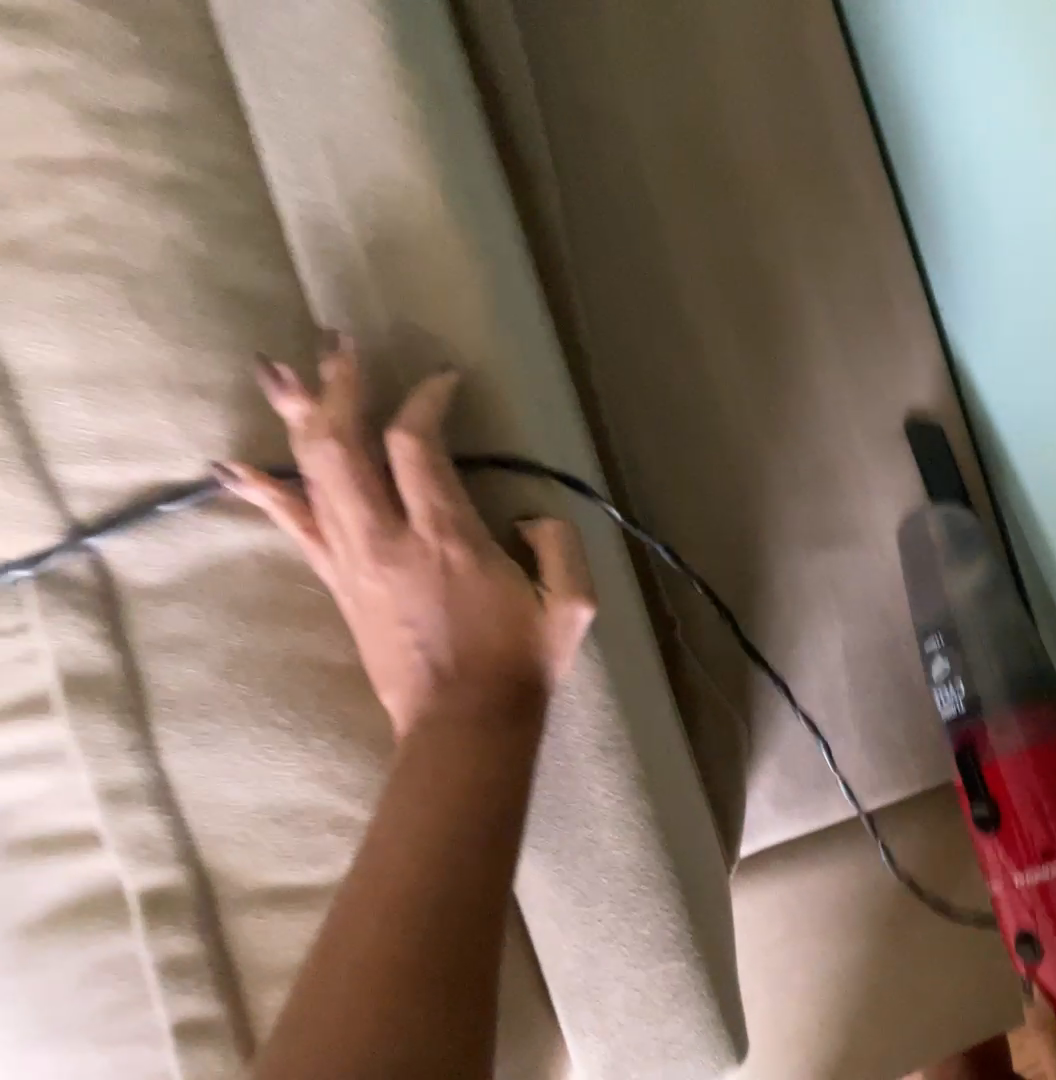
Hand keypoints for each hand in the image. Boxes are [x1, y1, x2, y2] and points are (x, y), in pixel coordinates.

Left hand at [218, 331, 596, 736]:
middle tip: (337, 344)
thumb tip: (524, 515)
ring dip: (297, 418)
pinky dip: (262, 490)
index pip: (417, 447)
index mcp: (450, 538)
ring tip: (281, 372)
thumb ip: (557, 542)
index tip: (444, 381)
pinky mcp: (338, 582)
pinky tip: (232, 465)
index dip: (426, 401)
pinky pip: (292, 526)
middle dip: (339, 388)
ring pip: (310, 474)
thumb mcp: (574, 601)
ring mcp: (352, 560)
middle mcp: (388, 538)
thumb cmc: (524, 661)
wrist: (464, 723)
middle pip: (343, 446)